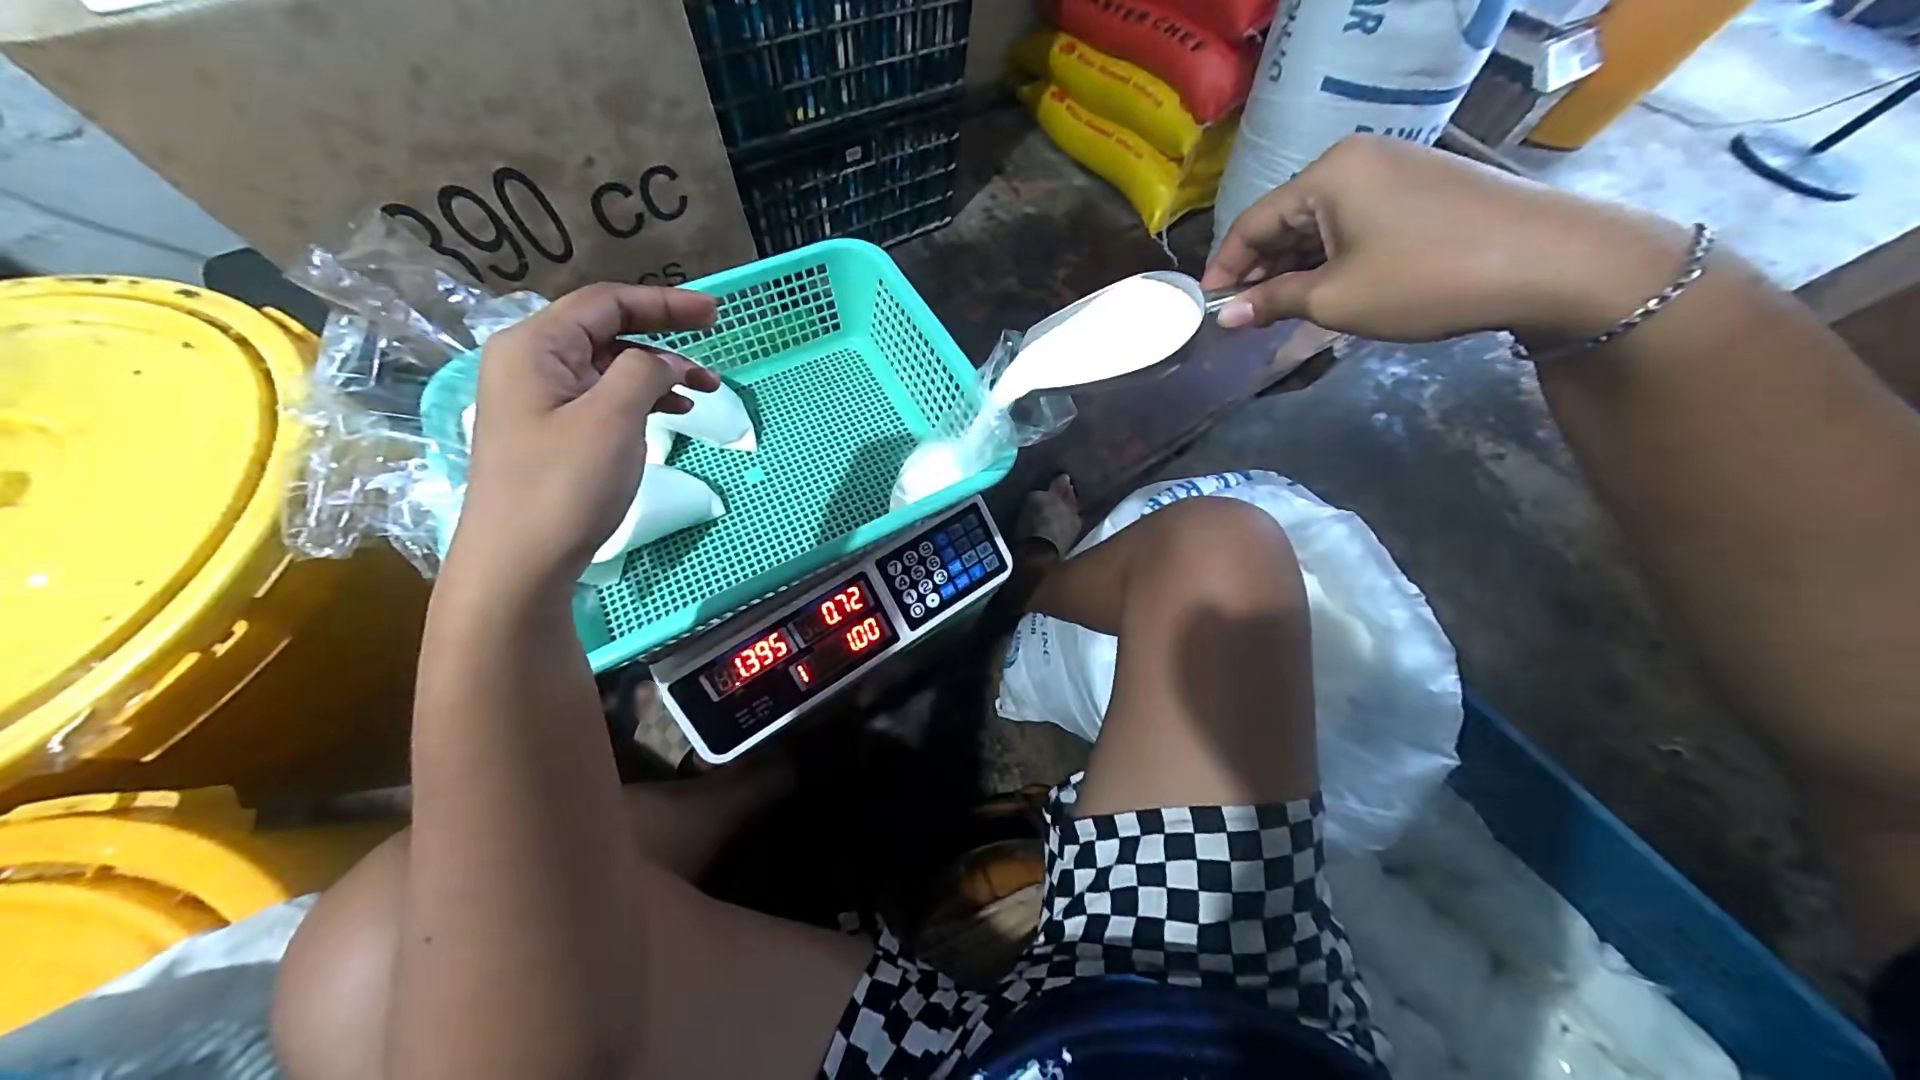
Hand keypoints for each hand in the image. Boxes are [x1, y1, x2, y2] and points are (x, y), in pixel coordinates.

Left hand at [451, 283, 719, 583]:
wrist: (519, 562)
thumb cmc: (564, 484)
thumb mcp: (613, 417)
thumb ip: (645, 372)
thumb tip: (666, 362)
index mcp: (535, 346)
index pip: (607, 304)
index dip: (664, 303)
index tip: (715, 313)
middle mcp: (532, 363)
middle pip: (607, 331)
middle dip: (664, 337)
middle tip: (715, 342)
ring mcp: (540, 400)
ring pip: (609, 367)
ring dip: (658, 372)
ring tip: (703, 390)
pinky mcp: (552, 432)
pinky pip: (604, 398)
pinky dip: (642, 399)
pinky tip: (671, 411)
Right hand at [1202, 135, 1692, 345]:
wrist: (1548, 262)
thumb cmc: (1424, 278)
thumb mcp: (1335, 298)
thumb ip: (1272, 302)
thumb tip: (1225, 316)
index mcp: (1328, 174)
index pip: (1252, 222)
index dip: (1225, 268)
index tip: (1208, 306)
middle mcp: (1356, 160)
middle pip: (1284, 219)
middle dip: (1260, 269)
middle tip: (1242, 315)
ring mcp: (1392, 170)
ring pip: (1318, 223)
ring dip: (1293, 267)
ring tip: (1276, 310)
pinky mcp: (1418, 189)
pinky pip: (1352, 223)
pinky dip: (1328, 258)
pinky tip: (1321, 289)